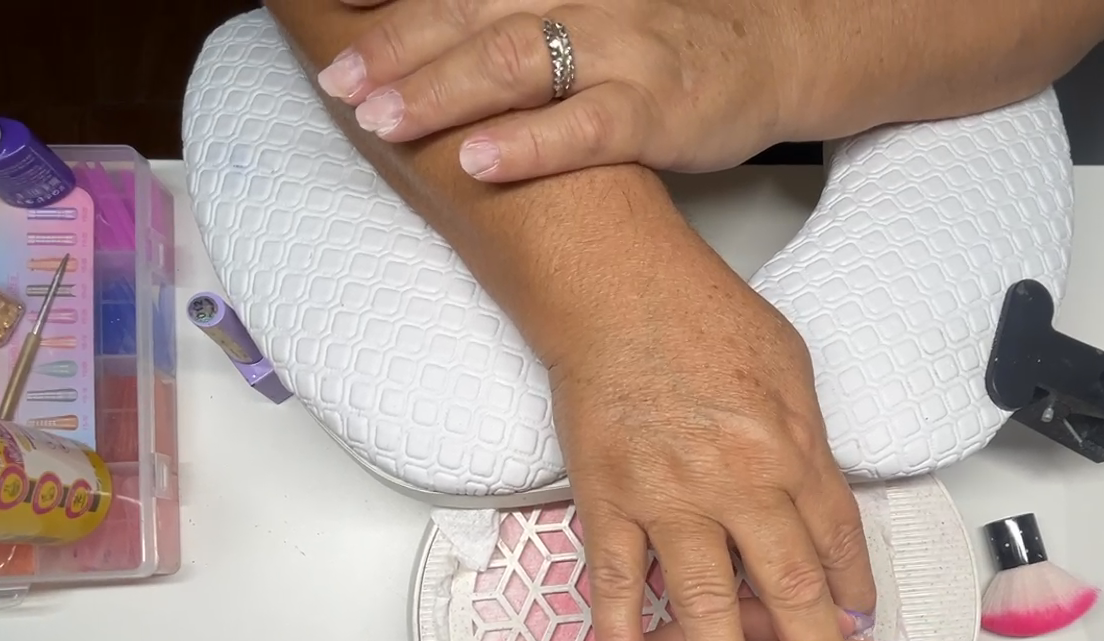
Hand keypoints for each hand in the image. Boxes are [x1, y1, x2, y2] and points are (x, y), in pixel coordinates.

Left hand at [315, 0, 802, 180]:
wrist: (768, 51)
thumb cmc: (666, 37)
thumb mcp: (591, 8)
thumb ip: (523, 15)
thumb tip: (456, 39)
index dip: (394, 8)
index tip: (336, 30)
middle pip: (469, 14)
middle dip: (397, 49)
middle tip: (342, 85)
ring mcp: (620, 51)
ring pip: (516, 62)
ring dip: (443, 92)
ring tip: (384, 120)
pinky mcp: (654, 110)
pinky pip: (584, 128)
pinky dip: (529, 145)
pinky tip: (479, 163)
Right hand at [547, 245, 874, 640]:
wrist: (617, 290)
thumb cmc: (708, 316)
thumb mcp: (792, 368)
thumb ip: (807, 441)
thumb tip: (820, 500)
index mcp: (793, 447)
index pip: (837, 543)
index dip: (852, 596)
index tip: (860, 635)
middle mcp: (739, 485)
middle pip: (788, 588)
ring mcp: (669, 500)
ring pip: (707, 604)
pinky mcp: (609, 503)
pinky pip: (617, 585)